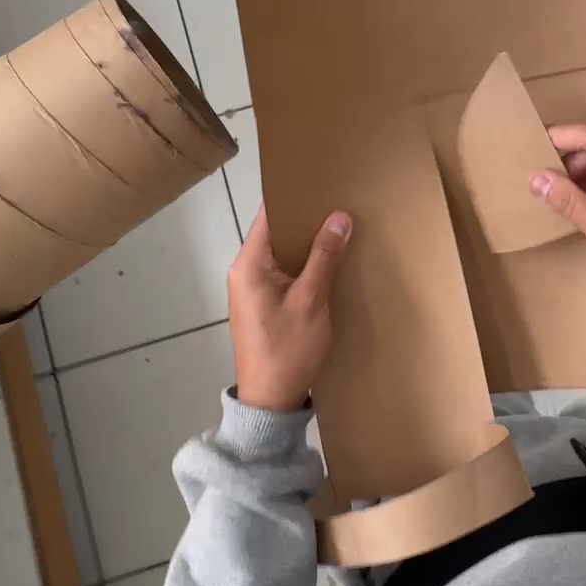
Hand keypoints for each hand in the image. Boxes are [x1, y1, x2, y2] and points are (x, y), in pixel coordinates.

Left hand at [228, 208, 353, 411]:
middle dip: (308, 220)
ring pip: (283, 253)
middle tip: (342, 206)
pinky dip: (305, 265)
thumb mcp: (311, 301)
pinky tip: (330, 264)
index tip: (323, 186)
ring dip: (309, 245)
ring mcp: (252, 289)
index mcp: (248, 264)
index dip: (295, 198)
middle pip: (276, 232)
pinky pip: (284, 272)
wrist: (270, 400)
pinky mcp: (263, 304)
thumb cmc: (287, 349)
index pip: (269, 215)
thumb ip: (324, 257)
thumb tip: (340, 217)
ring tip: (342, 230)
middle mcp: (244, 271)